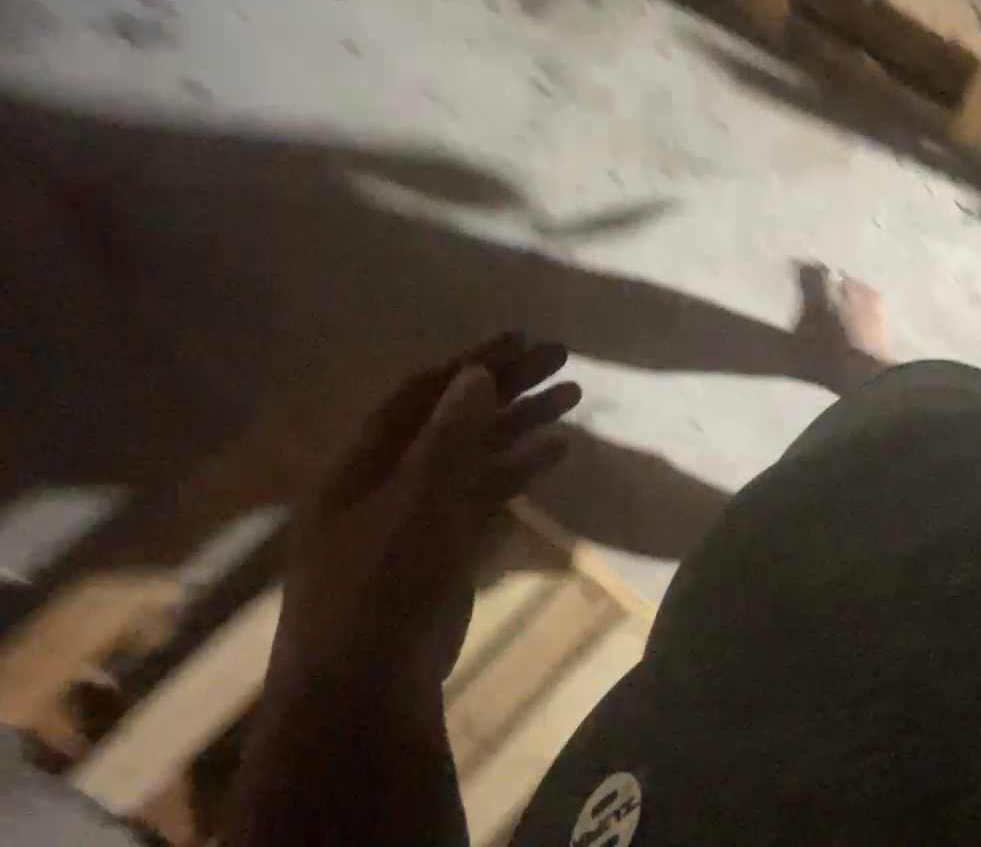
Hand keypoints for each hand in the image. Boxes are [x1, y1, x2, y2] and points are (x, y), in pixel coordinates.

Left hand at [271, 334, 581, 698]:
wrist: (368, 687)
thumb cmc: (379, 588)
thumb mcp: (416, 505)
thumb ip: (448, 438)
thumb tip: (475, 374)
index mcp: (364, 464)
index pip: (422, 395)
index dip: (472, 361)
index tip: (522, 337)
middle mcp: (390, 478)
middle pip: (455, 416)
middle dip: (507, 383)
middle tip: (561, 355)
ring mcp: (420, 511)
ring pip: (478, 451)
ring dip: (522, 420)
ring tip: (573, 392)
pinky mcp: (448, 542)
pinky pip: (489, 489)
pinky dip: (522, 465)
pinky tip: (560, 447)